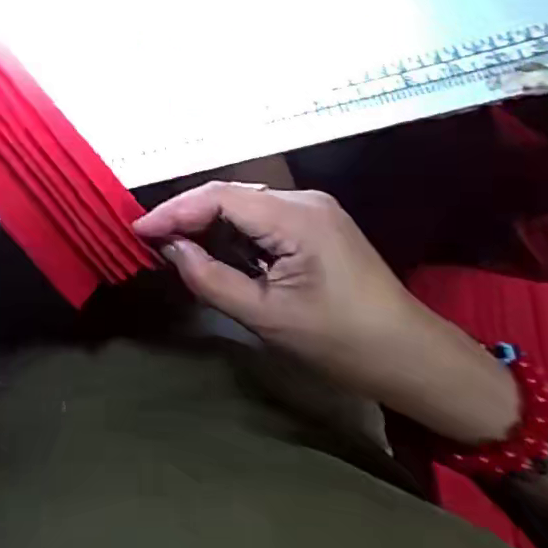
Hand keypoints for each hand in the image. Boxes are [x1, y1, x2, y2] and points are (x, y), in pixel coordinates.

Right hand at [134, 182, 519, 444]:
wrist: (410, 354)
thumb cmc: (340, 342)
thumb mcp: (266, 317)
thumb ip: (210, 278)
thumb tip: (171, 249)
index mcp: (295, 216)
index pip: (219, 196)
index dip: (174, 211)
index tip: (137, 231)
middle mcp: (304, 199)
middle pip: (231, 193)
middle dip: (188, 214)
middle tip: (151, 240)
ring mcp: (314, 208)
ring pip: (246, 202)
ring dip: (209, 221)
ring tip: (174, 244)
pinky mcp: (318, 222)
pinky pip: (264, 216)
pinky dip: (234, 229)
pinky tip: (216, 248)